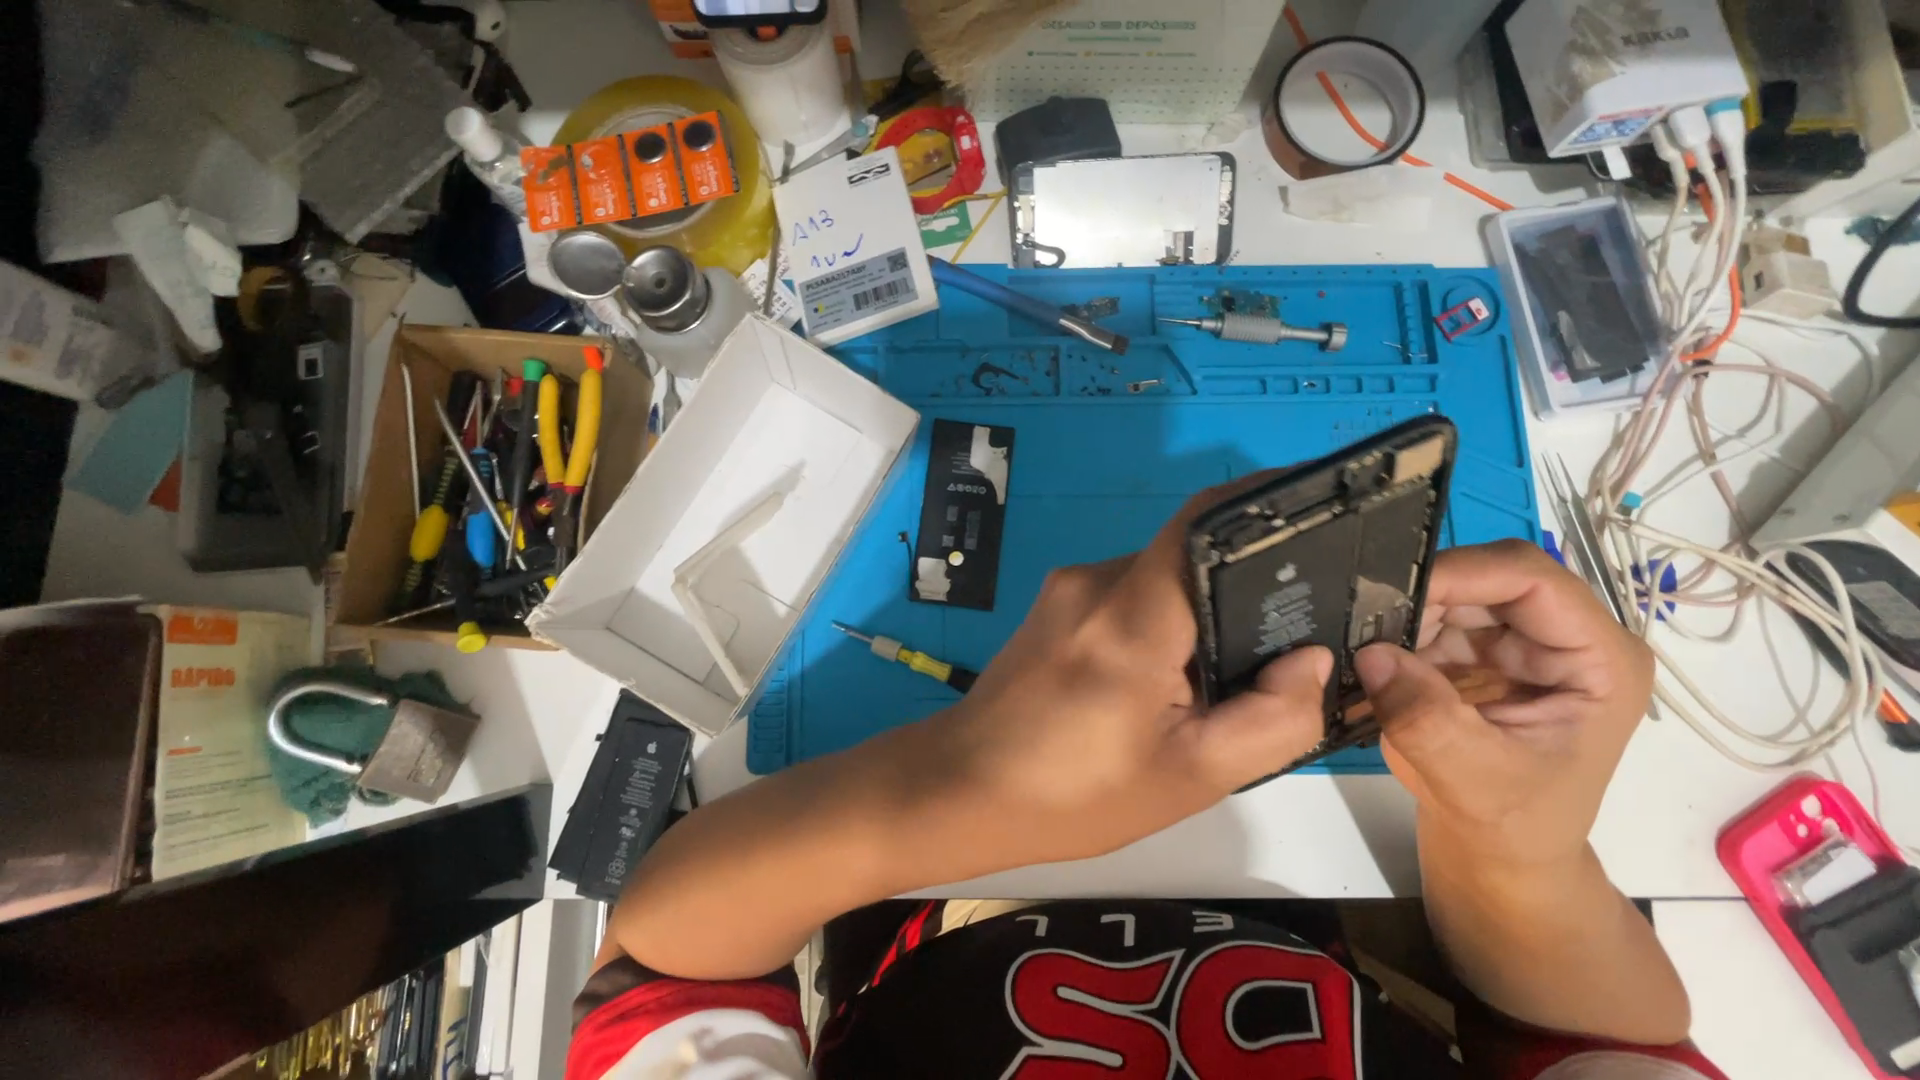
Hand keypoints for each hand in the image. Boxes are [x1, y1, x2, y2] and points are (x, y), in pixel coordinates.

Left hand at [926, 480, 1332, 871]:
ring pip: (1159, 580)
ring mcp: (1066, 591)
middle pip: (1188, 555)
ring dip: (1198, 616)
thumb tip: (1312, 660)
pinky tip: (1171, 680)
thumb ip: (1270, 719)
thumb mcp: (1191, 777)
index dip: (1267, 505)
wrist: (959, 789)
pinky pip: (1127, 598)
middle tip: (1289, 641)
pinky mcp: (1052, 609)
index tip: (1323, 513)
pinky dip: (1162, 626)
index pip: (1206, 522)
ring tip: (1229, 675)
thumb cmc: (1072, 794)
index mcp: (1131, 614)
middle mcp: (1095, 580)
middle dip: (1243, 589)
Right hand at [1354, 539, 1653, 870]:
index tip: (1391, 594)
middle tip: (1359, 616)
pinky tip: (1362, 654)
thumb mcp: (1474, 779)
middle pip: (1486, 577)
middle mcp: (1560, 637)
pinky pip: (1426, 620)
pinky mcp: (1474, 653)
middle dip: (1423, 594)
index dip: (1463, 574)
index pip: (1532, 580)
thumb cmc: (1512, 824)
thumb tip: (1371, 655)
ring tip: (1353, 638)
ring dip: (1400, 614)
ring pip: (1448, 593)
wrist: (1500, 855)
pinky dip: (1390, 633)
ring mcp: (1514, 642)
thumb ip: (1427, 719)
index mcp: (1596, 658)